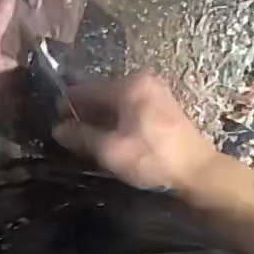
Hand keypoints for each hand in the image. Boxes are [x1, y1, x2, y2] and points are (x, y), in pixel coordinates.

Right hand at [52, 73, 222, 191]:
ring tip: (88, 142)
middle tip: (70, 138)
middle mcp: (142, 80)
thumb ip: (81, 136)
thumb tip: (57, 129)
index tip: (55, 125)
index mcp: (128, 84)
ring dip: (100, 120)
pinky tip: (111, 139)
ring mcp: (156, 91)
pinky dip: (117, 121)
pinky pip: (130, 108)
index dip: (66, 107)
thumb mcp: (110, 150)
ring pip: (116, 103)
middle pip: (101, 94)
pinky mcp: (164, 106)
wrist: (198, 173)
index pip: (84, 89)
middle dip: (84, 114)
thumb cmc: (152, 159)